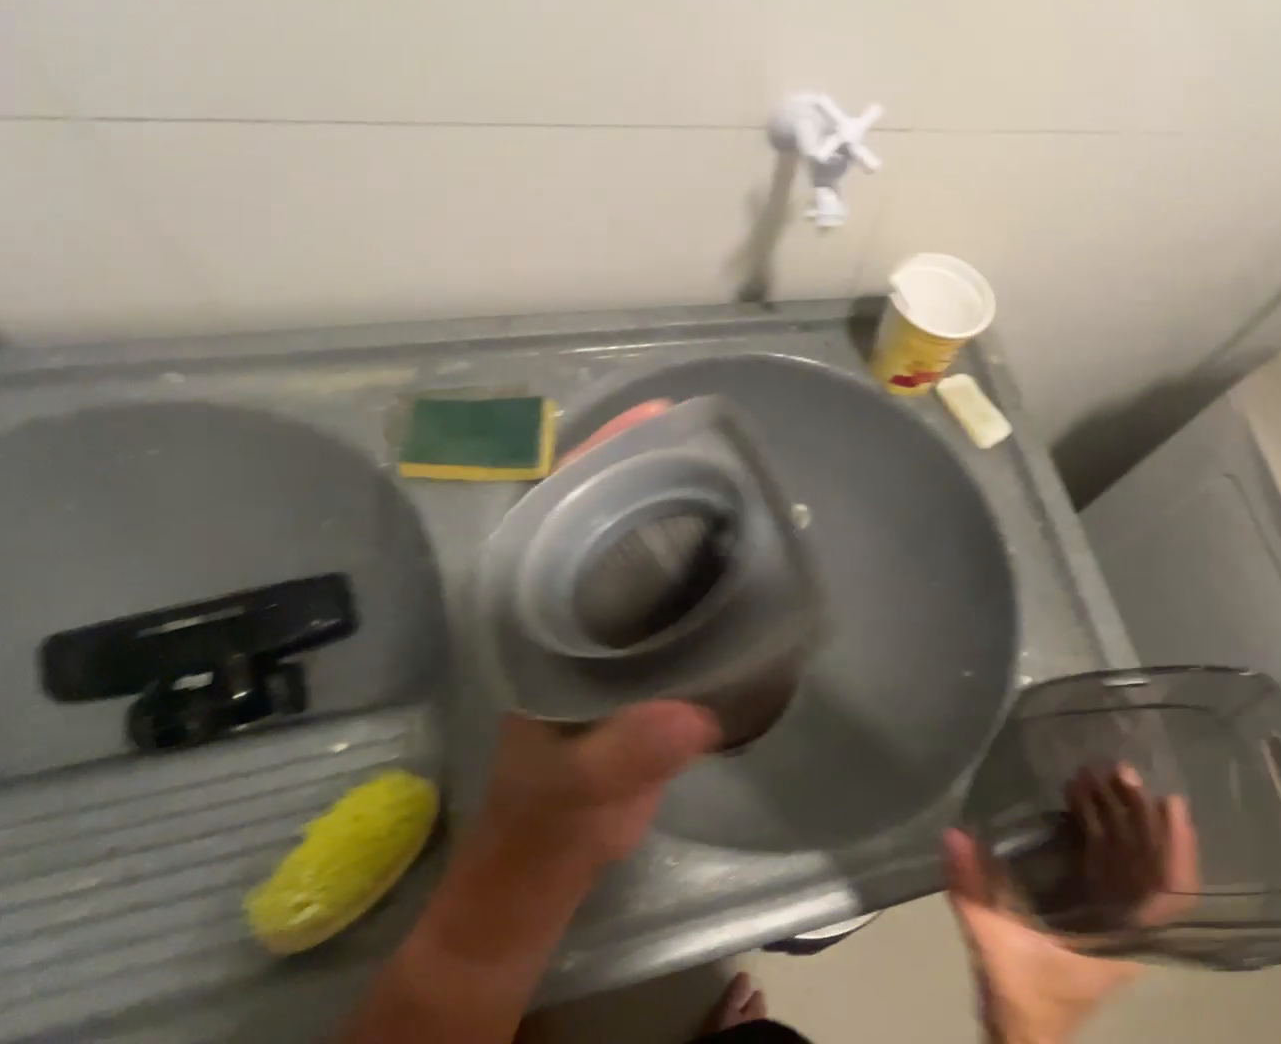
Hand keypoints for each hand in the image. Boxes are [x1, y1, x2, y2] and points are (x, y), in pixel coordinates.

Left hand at [475, 398, 708, 869]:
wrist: (553, 858)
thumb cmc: (548, 816)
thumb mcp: (583, 786)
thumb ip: (629, 754)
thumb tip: (690, 716)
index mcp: (535, 620)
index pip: (558, 519)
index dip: (597, 463)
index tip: (649, 422)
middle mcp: (566, 613)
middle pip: (605, 524)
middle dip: (652, 479)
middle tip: (715, 451)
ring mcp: (601, 637)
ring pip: (638, 560)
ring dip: (680, 523)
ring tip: (738, 493)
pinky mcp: (635, 663)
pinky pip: (668, 603)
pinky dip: (700, 579)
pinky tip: (745, 571)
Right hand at [944, 765, 1197, 1043]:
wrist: (1021, 1037)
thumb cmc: (1022, 999)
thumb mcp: (996, 947)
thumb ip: (973, 892)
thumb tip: (954, 835)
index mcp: (1123, 940)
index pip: (1170, 894)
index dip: (1177, 848)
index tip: (1169, 801)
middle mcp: (1127, 925)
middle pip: (1150, 864)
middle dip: (1139, 814)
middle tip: (1117, 769)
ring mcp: (1112, 916)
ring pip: (1130, 858)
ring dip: (1118, 815)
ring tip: (1095, 773)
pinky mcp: (1091, 909)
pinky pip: (1106, 861)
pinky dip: (1097, 827)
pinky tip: (1078, 796)